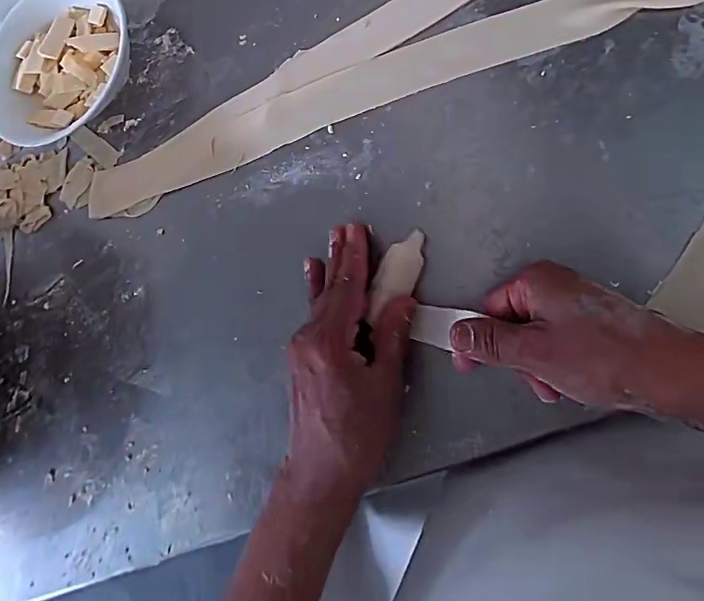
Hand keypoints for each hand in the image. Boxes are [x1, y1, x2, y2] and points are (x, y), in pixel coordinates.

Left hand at [282, 224, 416, 496]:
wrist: (319, 476)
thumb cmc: (357, 436)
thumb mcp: (385, 385)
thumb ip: (391, 337)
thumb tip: (402, 301)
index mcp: (330, 342)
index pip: (349, 290)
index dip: (357, 259)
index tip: (360, 231)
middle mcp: (308, 338)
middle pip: (332, 290)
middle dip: (343, 257)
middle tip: (347, 227)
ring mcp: (300, 347)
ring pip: (322, 301)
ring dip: (332, 270)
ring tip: (334, 241)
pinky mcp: (301, 357)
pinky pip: (313, 315)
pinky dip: (318, 292)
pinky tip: (314, 275)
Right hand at [448, 261, 702, 408]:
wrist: (664, 371)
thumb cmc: (608, 356)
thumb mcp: (534, 354)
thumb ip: (491, 342)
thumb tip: (461, 332)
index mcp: (536, 281)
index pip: (488, 306)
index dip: (477, 338)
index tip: (468, 361)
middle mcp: (555, 284)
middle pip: (512, 322)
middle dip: (519, 357)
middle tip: (535, 376)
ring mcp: (575, 302)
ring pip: (537, 337)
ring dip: (541, 365)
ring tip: (562, 383)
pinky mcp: (592, 321)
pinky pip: (559, 341)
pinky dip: (561, 364)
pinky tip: (577, 380)